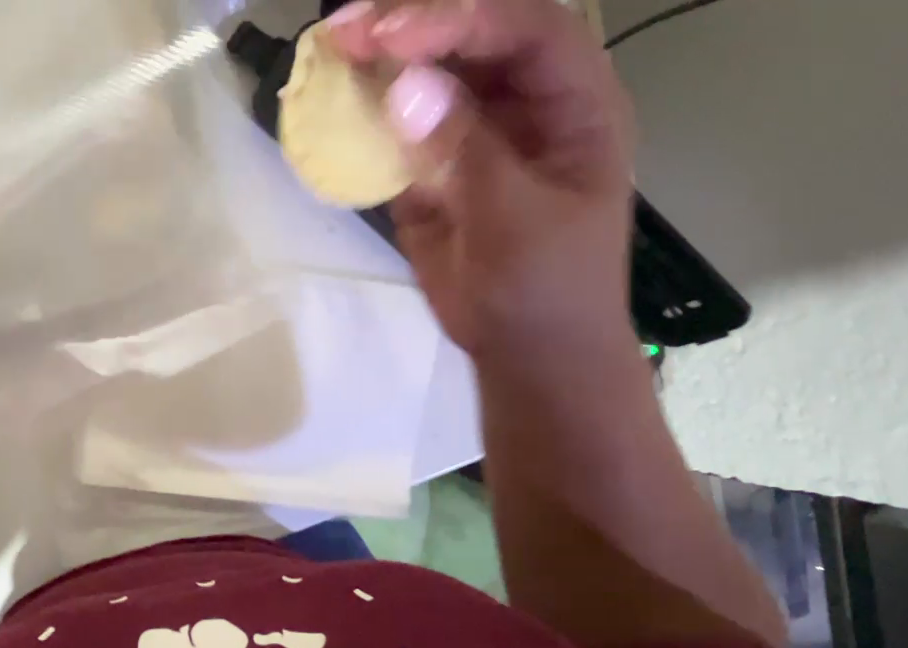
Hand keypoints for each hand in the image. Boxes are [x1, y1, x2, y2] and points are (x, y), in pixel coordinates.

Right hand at [330, 0, 635, 360]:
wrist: (527, 355)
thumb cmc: (546, 291)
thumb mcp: (517, 222)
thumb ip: (466, 153)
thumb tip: (405, 89)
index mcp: (574, 104)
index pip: (526, 30)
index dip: (462, 19)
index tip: (393, 35)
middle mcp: (526, 103)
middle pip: (475, 35)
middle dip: (414, 23)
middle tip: (349, 27)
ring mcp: (476, 134)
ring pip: (432, 74)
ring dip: (384, 58)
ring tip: (333, 47)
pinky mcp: (436, 168)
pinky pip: (401, 129)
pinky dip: (368, 114)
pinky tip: (334, 100)